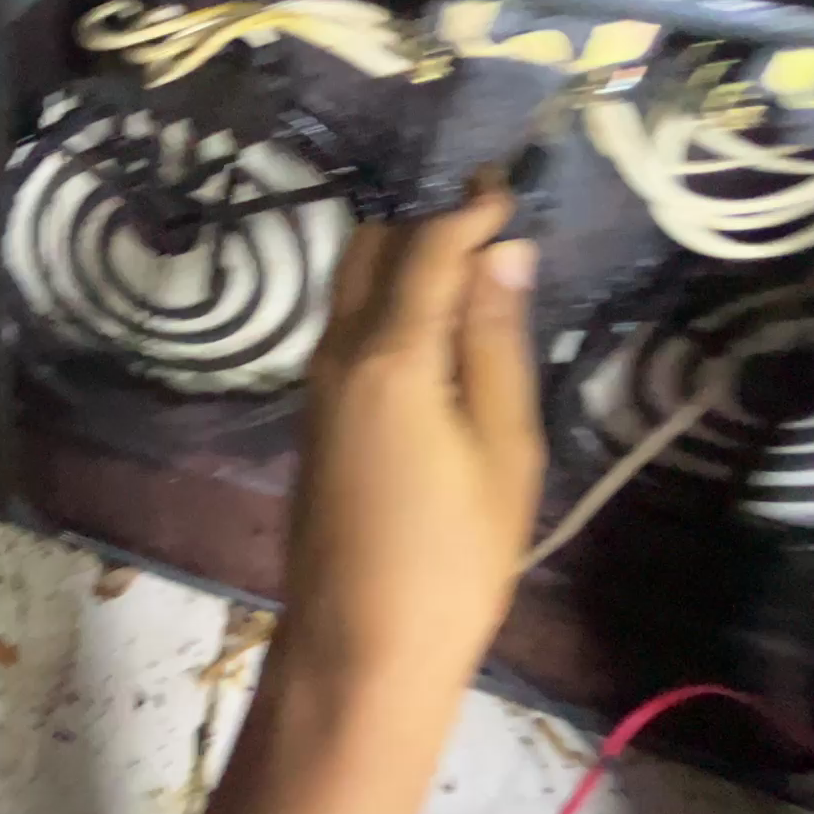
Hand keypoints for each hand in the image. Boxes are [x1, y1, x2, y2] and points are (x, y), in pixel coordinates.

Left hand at [285, 190, 545, 684]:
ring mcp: (313, 378)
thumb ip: (492, 341)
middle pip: (369, 253)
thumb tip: (500, 253)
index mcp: (387, 353)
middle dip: (423, 225)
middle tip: (486, 228)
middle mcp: (335, 351)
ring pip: (347, 286)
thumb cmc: (453, 551)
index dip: (466, 209)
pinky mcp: (310, 406)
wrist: (359, 631)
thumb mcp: (501, 445)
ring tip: (466, 266)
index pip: (425, 249)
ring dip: (398, 261)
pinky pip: (341, 326)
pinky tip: (423, 320)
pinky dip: (379, 301)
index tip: (503, 183)